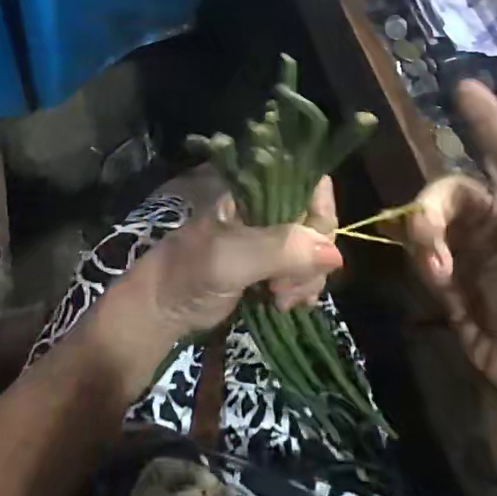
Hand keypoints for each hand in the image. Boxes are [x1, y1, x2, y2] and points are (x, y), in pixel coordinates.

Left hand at [137, 175, 344, 337]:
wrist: (161, 309)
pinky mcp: (269, 267)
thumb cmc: (188, 273)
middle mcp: (265, 210)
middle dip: (311, 259)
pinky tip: (285, 304)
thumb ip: (279, 249)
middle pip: (317, 223)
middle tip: (283, 287)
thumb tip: (335, 253)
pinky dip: (301, 289)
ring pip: (313, 251)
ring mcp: (268, 240)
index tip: (310, 250)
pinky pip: (303, 272)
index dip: (320, 217)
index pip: (309, 186)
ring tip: (279, 300)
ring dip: (306, 279)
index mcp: (253, 192)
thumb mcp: (230, 258)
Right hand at [406, 81, 496, 406]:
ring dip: (422, 237)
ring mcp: (468, 250)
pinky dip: (419, 260)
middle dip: (432, 205)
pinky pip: (418, 251)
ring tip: (435, 274)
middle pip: (451, 190)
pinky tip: (436, 286)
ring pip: (428, 217)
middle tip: (427, 238)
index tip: (464, 88)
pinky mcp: (444, 276)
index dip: (490, 124)